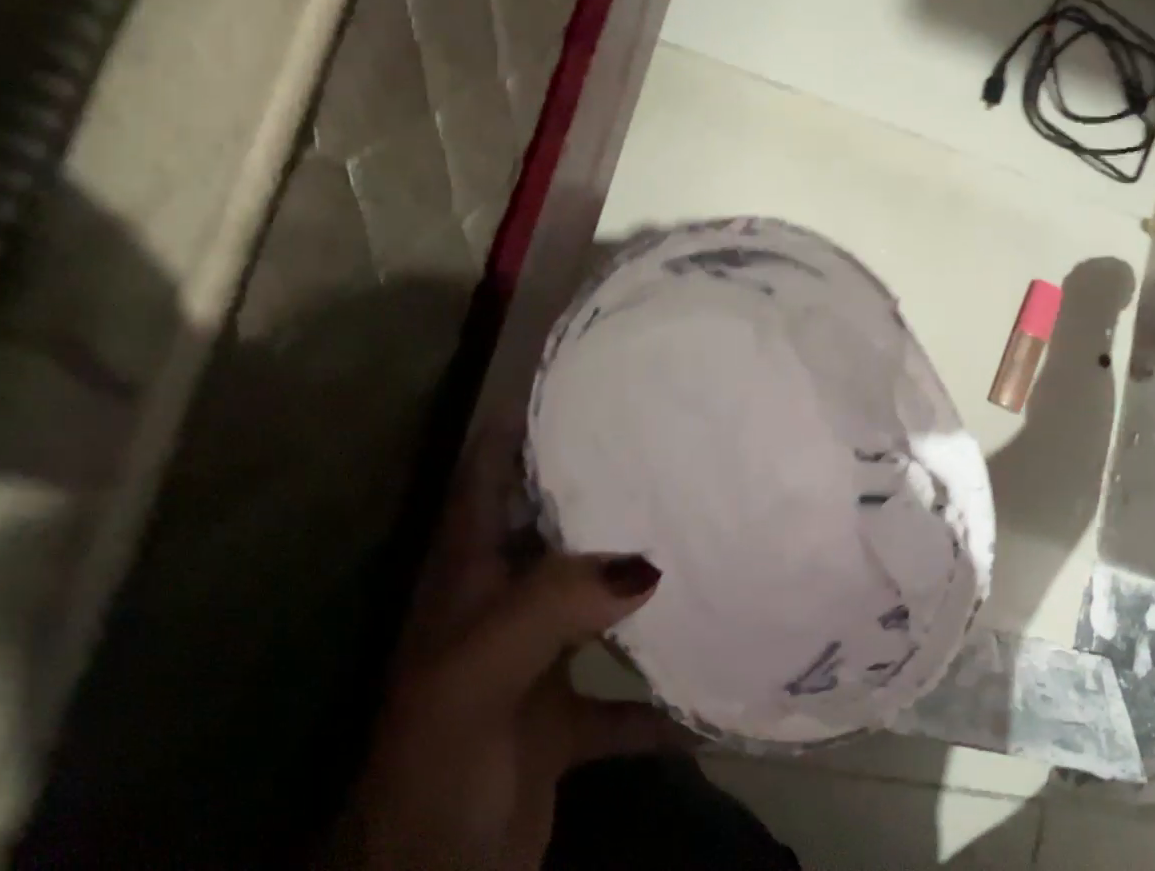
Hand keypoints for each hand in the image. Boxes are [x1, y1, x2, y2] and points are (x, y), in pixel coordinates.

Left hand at [337, 427, 684, 870]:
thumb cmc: (438, 766)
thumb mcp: (479, 676)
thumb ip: (550, 608)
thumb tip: (648, 562)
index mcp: (468, 583)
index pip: (487, 483)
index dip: (518, 431)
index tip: (581, 387)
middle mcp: (501, 610)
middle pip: (553, 532)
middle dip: (603, 491)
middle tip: (673, 450)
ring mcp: (534, 667)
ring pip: (595, 605)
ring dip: (643, 583)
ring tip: (709, 540)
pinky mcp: (563, 723)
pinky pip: (626, 700)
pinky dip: (666, 694)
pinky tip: (716, 680)